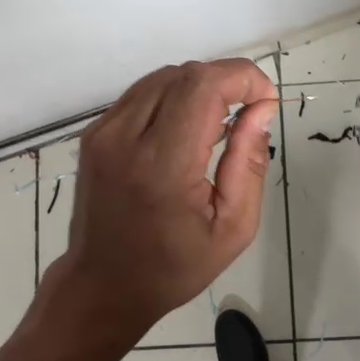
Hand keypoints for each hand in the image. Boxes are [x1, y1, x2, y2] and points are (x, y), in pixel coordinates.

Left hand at [41, 59, 276, 359]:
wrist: (103, 285)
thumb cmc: (173, 267)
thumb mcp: (232, 229)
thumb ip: (249, 164)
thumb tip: (261, 110)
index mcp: (162, 166)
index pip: (203, 87)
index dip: (243, 79)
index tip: (265, 102)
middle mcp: (126, 138)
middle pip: (184, 74)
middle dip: (226, 81)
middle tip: (248, 114)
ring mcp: (104, 132)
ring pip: (162, 77)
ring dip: (199, 87)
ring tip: (219, 125)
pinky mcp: (94, 134)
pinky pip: (141, 94)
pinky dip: (173, 99)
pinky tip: (186, 132)